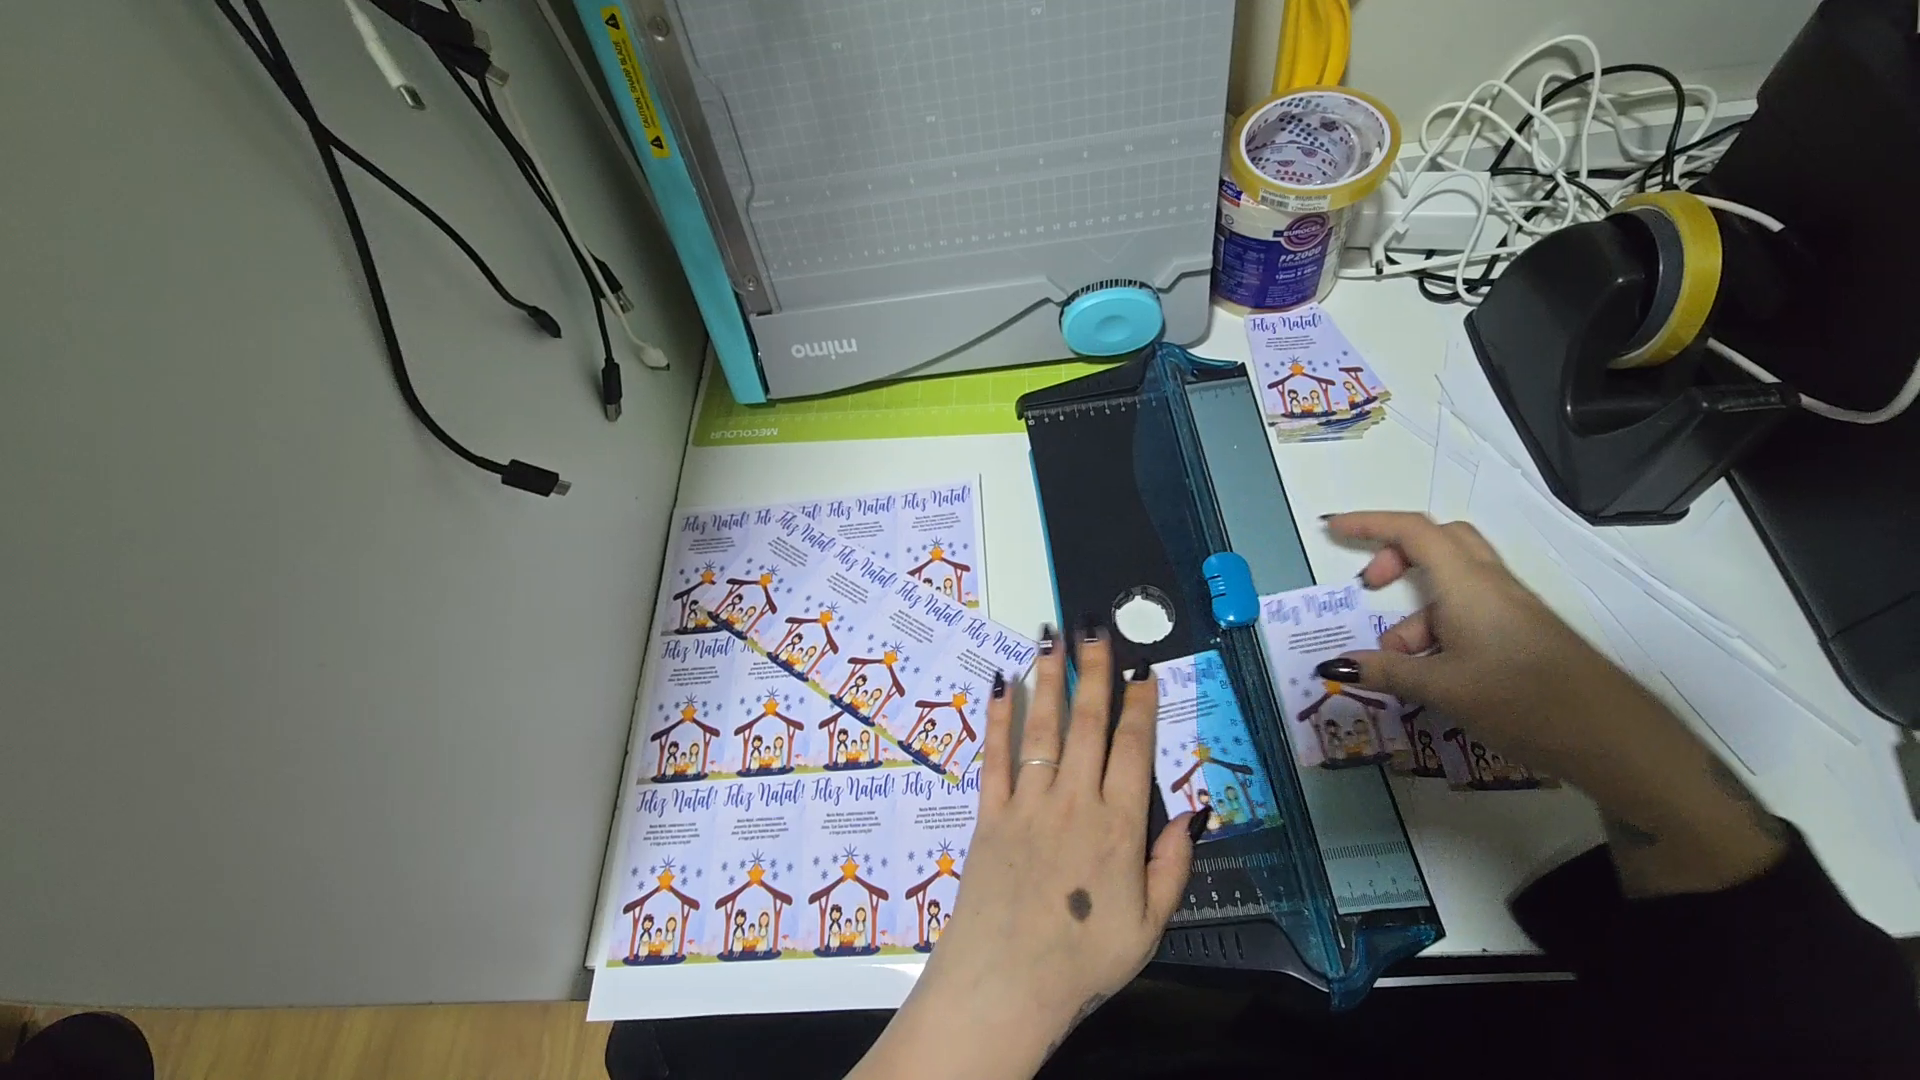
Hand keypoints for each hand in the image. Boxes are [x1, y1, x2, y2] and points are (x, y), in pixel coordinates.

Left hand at [848, 625, 1197, 1079]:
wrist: (1006, 982)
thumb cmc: (1083, 959)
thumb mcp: (1150, 925)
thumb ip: (1172, 864)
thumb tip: (1193, 812)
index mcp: (1118, 826)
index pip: (1135, 749)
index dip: (1142, 705)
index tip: (1143, 669)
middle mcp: (1074, 801)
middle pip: (1089, 723)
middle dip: (1095, 671)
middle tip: (1095, 626)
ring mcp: (1028, 802)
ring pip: (1043, 728)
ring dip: (1049, 679)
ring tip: (1051, 637)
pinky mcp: (990, 812)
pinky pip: (995, 756)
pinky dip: (1000, 718)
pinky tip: (1004, 685)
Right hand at [1324, 512, 1786, 896]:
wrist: (1614, 739)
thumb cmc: (1522, 701)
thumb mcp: (1442, 688)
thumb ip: (1386, 671)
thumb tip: (1335, 665)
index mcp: (1468, 585)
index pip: (1414, 532)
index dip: (1369, 523)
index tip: (1333, 529)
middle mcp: (1490, 585)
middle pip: (1439, 543)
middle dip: (1397, 556)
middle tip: (1371, 588)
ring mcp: (1510, 609)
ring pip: (1452, 586)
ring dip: (1415, 611)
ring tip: (1398, 661)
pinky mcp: (1521, 633)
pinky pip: (1468, 613)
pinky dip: (1438, 630)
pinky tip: (1432, 675)